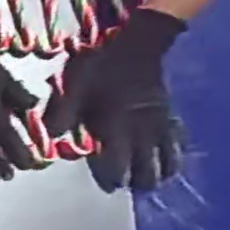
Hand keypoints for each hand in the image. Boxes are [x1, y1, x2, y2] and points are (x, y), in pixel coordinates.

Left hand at [45, 8, 187, 191]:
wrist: (137, 41)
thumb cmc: (99, 67)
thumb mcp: (71, 90)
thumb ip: (61, 116)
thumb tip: (52, 140)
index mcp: (115, 124)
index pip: (118, 160)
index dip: (114, 176)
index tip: (111, 187)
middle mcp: (141, 126)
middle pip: (147, 161)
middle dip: (141, 177)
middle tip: (132, 187)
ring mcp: (158, 118)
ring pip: (167, 151)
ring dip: (161, 168)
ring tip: (155, 181)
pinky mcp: (168, 109)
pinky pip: (177, 135)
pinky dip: (176, 150)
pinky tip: (175, 160)